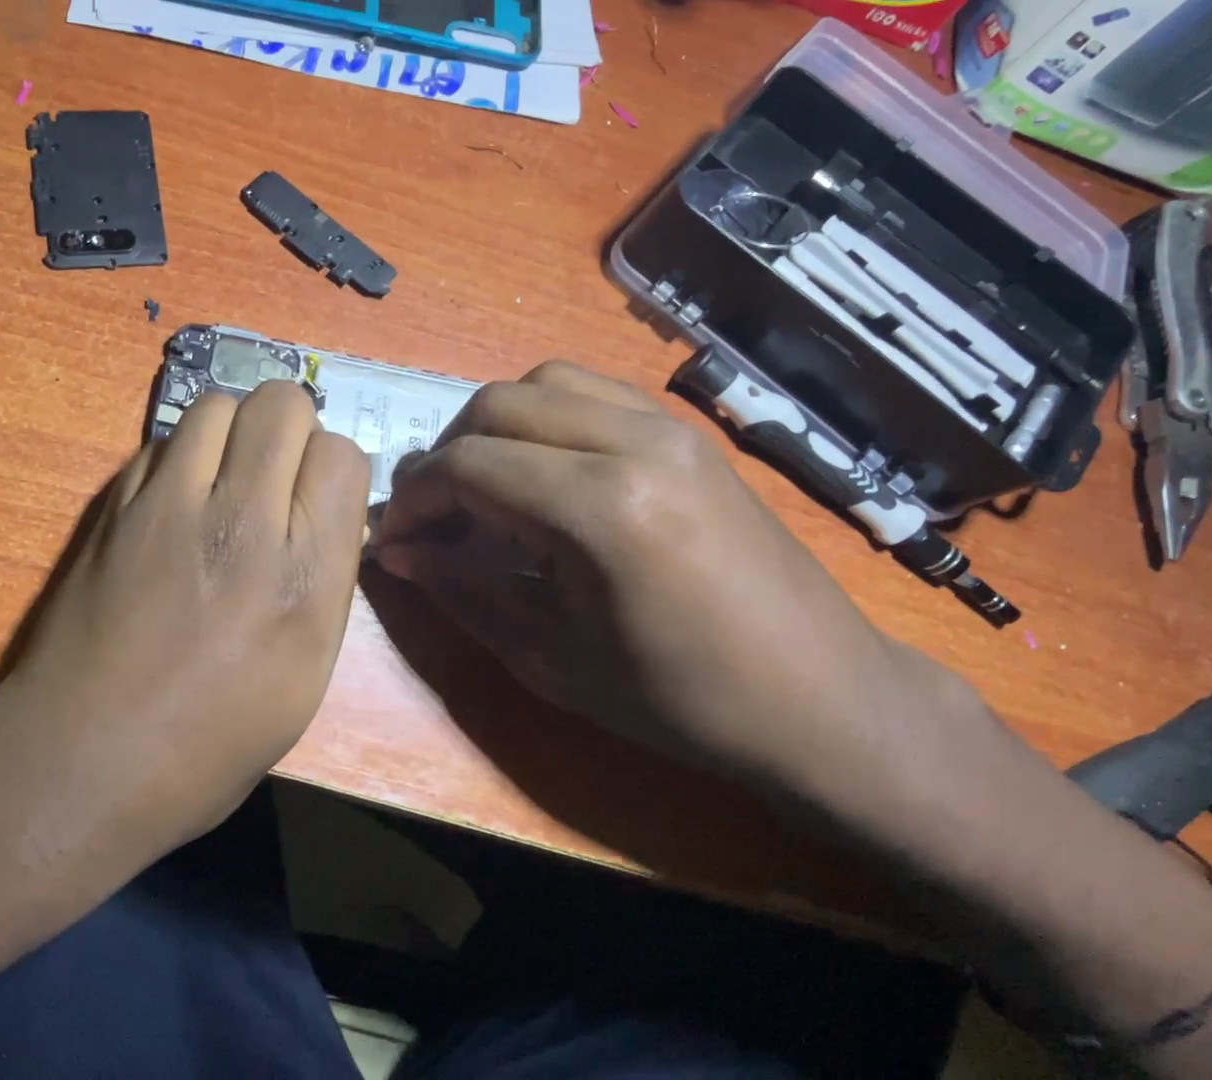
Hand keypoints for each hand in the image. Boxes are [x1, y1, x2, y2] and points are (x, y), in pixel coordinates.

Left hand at [0, 381, 369, 849]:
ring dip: (232, 433)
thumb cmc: (208, 744)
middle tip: (274, 481)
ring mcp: (167, 505)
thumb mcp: (305, 677)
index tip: (317, 505)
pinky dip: (181, 458)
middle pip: (281, 404)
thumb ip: (322, 580)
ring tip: (225, 484)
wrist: (83, 760)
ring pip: (216, 404)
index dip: (333, 473)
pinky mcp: (111, 506)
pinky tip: (175, 507)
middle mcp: (240, 522)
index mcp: (302, 577)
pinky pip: (162, 442)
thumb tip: (319, 517)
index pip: (342, 455)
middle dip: (290, 431)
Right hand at [373, 361, 981, 799]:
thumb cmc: (680, 701)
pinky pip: (594, 394)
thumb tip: (398, 551)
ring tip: (482, 491)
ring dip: (494, 427)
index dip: (414, 499)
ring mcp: (670, 429)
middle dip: (444, 454)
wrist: (819, 698)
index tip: (392, 540)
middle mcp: (635, 443)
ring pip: (545, 382)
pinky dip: (545, 419)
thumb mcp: (552, 660)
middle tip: (431, 518)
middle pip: (498, 404)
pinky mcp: (689, 435)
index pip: (468, 464)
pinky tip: (543, 477)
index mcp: (601, 509)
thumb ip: (465, 591)